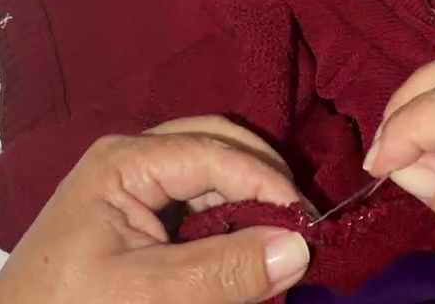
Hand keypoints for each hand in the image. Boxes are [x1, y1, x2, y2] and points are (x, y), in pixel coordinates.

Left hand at [0, 116, 312, 303]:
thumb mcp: (146, 296)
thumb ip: (223, 272)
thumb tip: (300, 246)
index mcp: (126, 159)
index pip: (213, 151)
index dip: (266, 181)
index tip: (309, 221)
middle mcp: (131, 157)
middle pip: (214, 146)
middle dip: (260, 178)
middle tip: (301, 222)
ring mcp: (132, 183)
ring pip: (208, 174)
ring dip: (246, 201)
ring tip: (280, 237)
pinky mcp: (134, 213)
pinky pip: (193, 202)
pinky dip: (225, 221)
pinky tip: (245, 247)